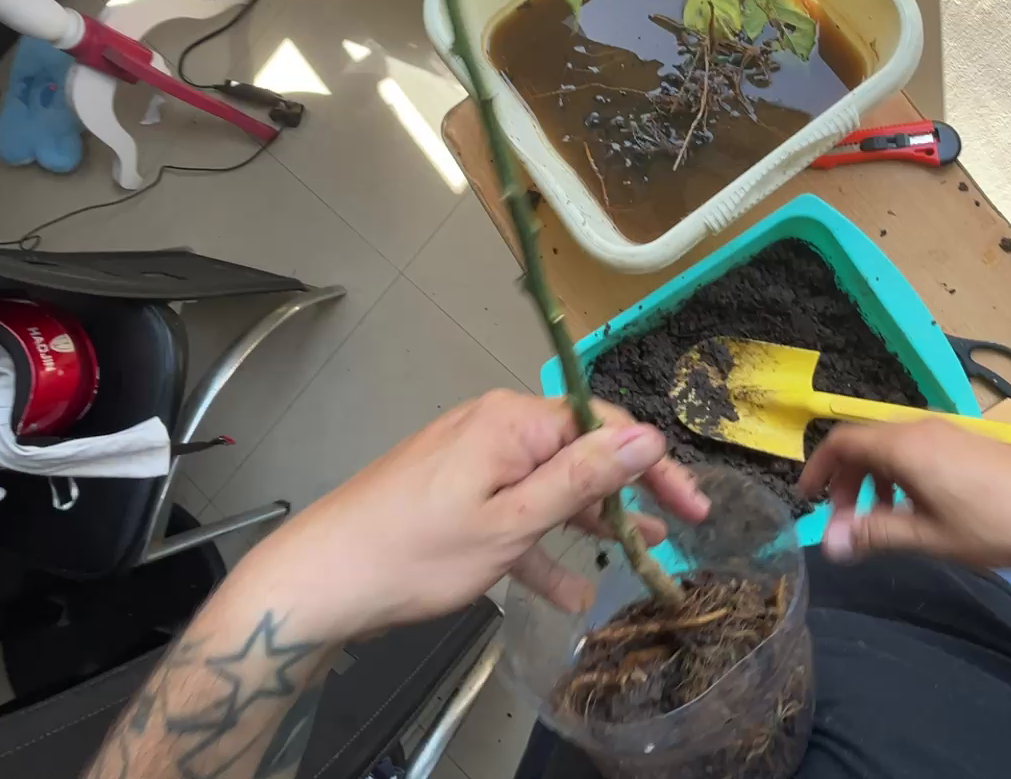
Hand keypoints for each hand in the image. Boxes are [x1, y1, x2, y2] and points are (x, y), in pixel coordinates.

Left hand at [240, 389, 707, 639]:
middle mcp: (498, 427)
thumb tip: (646, 437)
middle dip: (627, 494)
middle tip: (675, 532)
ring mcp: (477, 460)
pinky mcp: (460, 491)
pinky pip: (514, 511)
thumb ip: (582, 477)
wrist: (319, 583)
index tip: (691, 506)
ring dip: (591, 520)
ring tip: (641, 553)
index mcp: (514, 420)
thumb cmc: (418, 550)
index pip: (602, 428)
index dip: (652, 465)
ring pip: (549, 485)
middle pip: (579, 454)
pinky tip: (571, 590)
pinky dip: (542, 543)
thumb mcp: (512, 520)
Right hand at [798, 416, 1010, 571]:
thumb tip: (827, 544)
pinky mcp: (968, 442)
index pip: (841, 442)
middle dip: (848, 481)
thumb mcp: (928, 537)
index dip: (819, 468)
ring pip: (892, 447)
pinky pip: (917, 450)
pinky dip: (901, 475)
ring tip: (886, 520)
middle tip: (849, 522)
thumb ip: (874, 535)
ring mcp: (946, 432)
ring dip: (876, 480)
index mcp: (902, 446)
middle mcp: (919, 429)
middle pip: (865, 443)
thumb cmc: (994, 526)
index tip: (808, 499)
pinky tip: (922, 509)